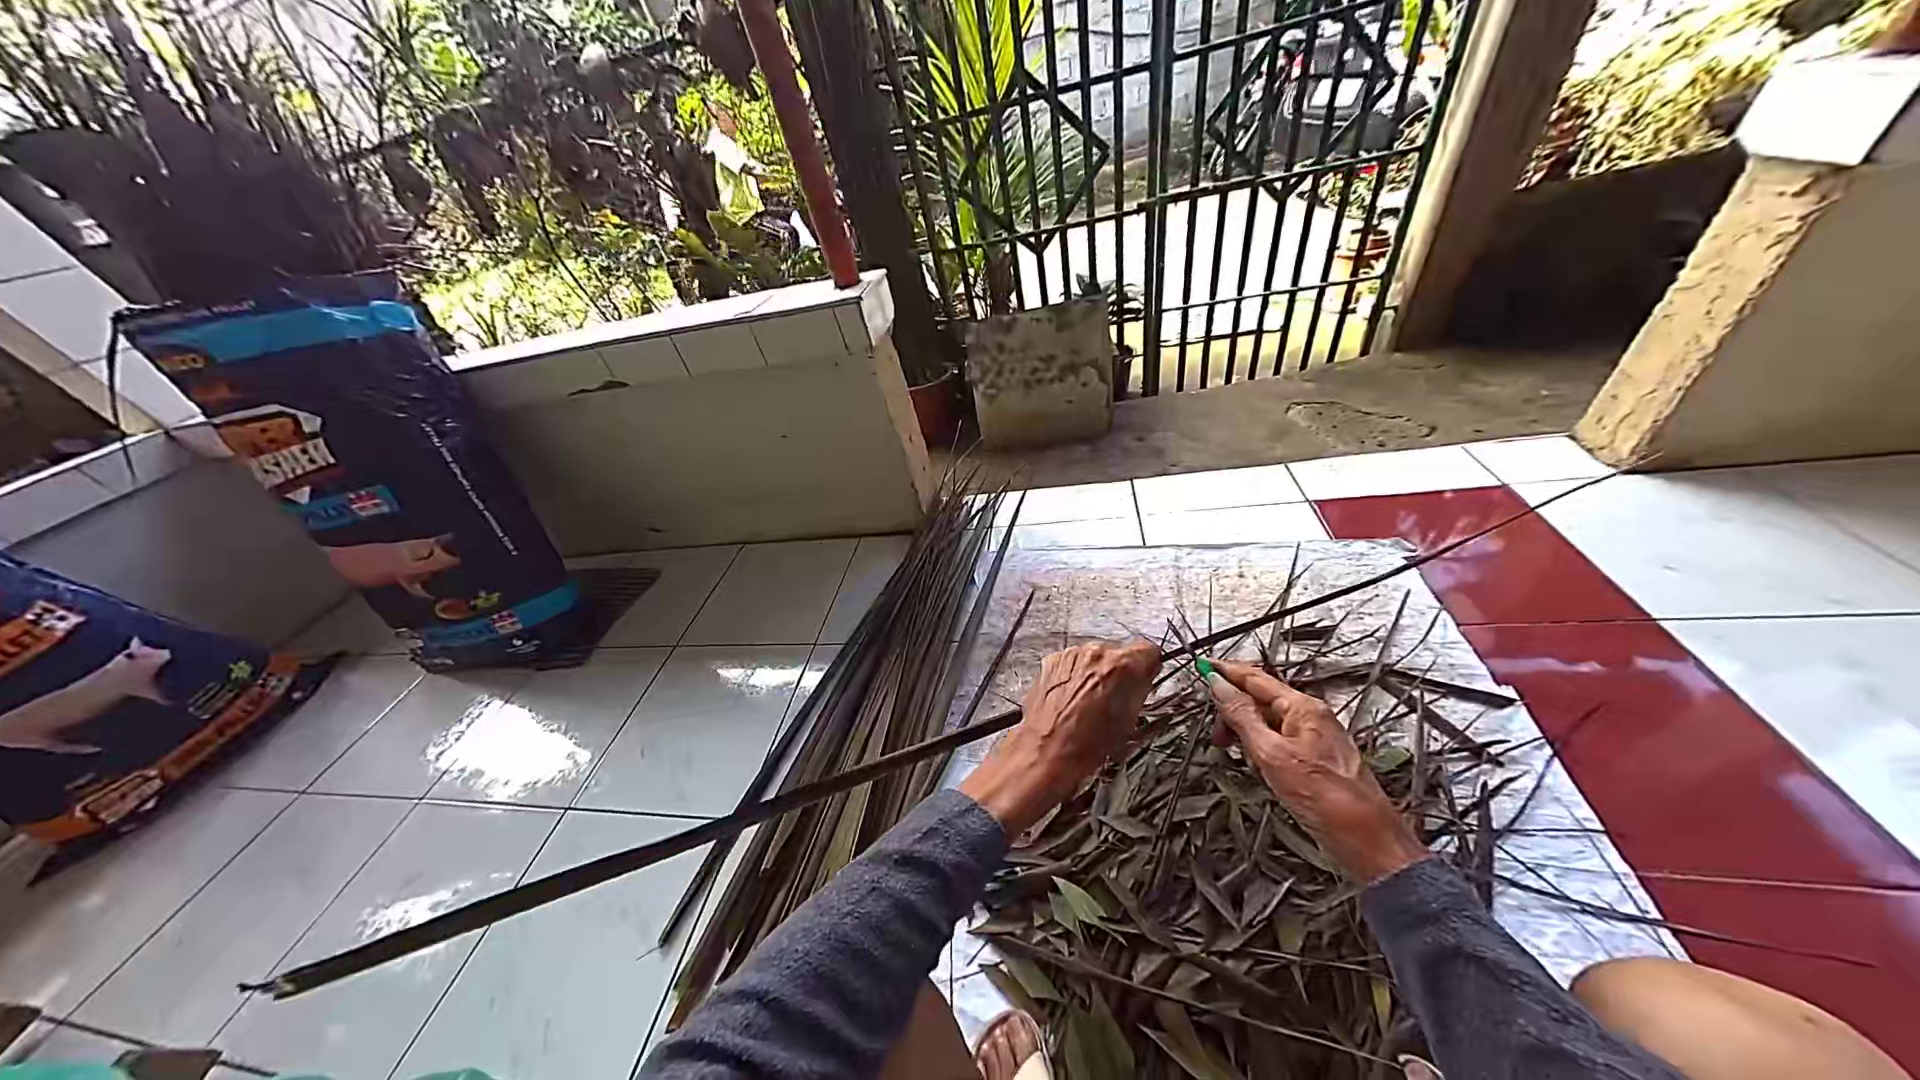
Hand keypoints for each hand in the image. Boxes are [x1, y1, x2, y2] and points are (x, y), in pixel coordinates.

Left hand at [961, 640, 1159, 833]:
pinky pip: (1072, 662)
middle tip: (1117, 696)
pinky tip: (1074, 700)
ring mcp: (1072, 656)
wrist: (1048, 751)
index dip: (1148, 666)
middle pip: (1119, 652)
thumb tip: (1144, 677)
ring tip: (1092, 702)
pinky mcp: (1052, 661)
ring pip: (1094, 656)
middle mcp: (1096, 653)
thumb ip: (1140, 689)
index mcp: (1123, 665)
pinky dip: (1075, 675)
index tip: (1145, 676)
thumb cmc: (1086, 744)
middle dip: (1120, 671)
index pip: (1148, 650)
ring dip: (1096, 673)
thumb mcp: (1130, 719)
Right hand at [1206, 659, 1427, 882]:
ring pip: (1267, 720)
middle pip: (1261, 698)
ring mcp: (1314, 738)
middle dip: (1232, 709)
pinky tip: (1252, 761)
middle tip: (1215, 730)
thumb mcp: (1271, 754)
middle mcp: (1311, 717)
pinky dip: (1258, 744)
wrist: (1368, 842)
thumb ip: (1242, 716)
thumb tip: (1218, 685)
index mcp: (1303, 708)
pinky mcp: (1315, 760)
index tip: (1202, 666)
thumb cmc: (1327, 800)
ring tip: (1230, 749)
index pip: (1255, 678)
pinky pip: (1277, 739)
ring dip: (1243, 729)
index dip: (1226, 671)